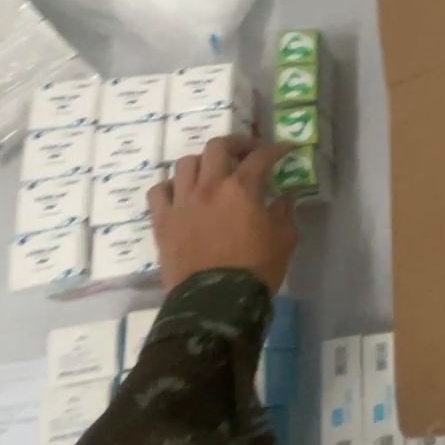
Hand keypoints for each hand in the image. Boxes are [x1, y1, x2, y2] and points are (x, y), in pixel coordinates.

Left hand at [148, 137, 296, 292]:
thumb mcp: (284, 238)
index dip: (276, 149)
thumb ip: (284, 212)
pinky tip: (181, 192)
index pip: (261, 157)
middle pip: (217, 147)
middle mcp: (209, 187)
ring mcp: (181, 202)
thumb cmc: (257, 267)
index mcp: (242, 188)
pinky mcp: (162, 221)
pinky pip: (159, 191)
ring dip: (203, 162)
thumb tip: (282, 198)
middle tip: (246, 151)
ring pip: (185, 163)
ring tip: (212, 171)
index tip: (285, 150)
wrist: (216, 301)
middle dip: (235, 143)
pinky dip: (171, 186)